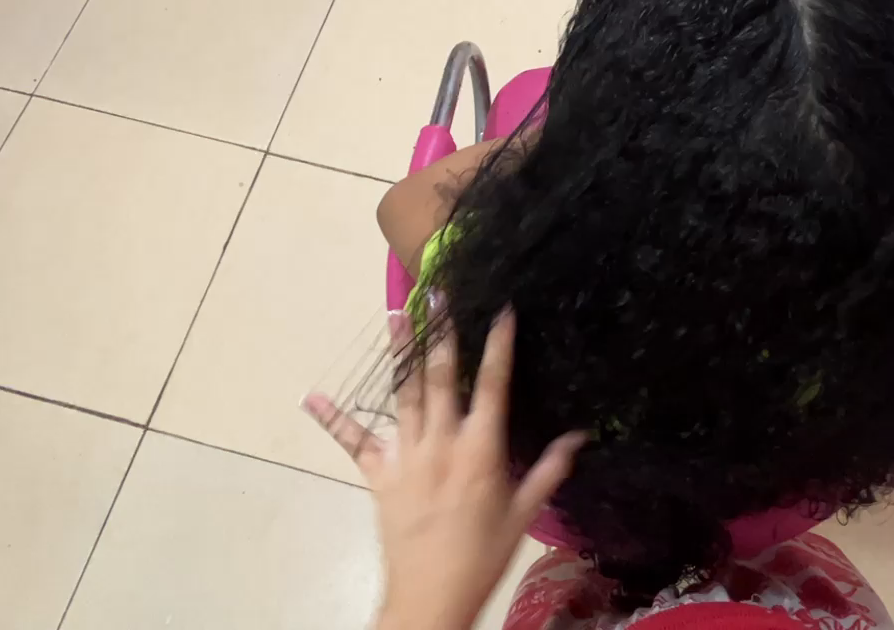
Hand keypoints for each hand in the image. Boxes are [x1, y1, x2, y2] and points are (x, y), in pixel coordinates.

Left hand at [305, 312, 585, 629]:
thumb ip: (549, 470)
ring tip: (396, 315)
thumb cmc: (483, 555)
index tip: (502, 311)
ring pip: (402, 394)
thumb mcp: (524, 514)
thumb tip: (580, 435)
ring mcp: (407, 456)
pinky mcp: (380, 476)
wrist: (429, 601)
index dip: (499, 346)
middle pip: (442, 377)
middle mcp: (442, 442)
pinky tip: (313, 397)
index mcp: (480, 448)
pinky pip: (355, 443)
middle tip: (439, 295)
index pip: (493, 385)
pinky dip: (335, 419)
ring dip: (400, 353)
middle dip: (443, 333)